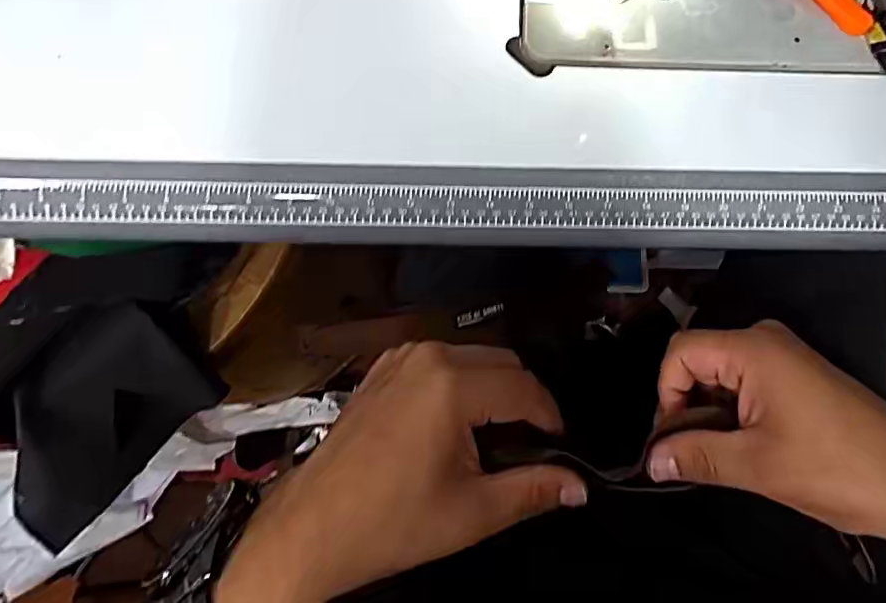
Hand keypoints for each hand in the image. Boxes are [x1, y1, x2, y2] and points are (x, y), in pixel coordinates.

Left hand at [218, 343, 586, 602]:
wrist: (312, 529)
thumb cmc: (380, 522)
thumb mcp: (470, 513)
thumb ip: (532, 490)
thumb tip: (573, 485)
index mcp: (451, 387)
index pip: (525, 388)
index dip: (550, 416)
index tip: (557, 440)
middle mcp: (428, 359)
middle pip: (504, 362)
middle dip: (523, 399)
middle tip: (529, 441)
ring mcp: (404, 358)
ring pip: (474, 356)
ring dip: (492, 387)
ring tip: (489, 436)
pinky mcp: (387, 365)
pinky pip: (441, 358)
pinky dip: (458, 380)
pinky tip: (452, 421)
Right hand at [647, 320, 885, 552]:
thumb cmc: (839, 469)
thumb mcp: (757, 466)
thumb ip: (696, 456)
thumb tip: (652, 459)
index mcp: (752, 347)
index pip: (680, 351)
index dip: (667, 395)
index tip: (672, 442)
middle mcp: (765, 340)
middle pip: (700, 360)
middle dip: (690, 407)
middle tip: (696, 457)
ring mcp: (785, 355)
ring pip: (723, 375)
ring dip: (714, 414)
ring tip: (728, 459)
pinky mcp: (798, 374)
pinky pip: (747, 381)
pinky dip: (737, 413)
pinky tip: (751, 448)